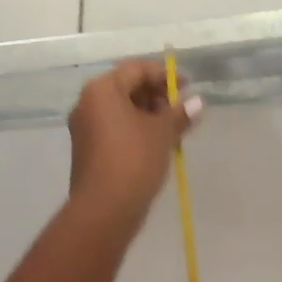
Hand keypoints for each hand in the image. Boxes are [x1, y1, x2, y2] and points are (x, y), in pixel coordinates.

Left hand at [67, 60, 199, 222]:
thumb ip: (179, 113)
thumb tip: (197, 102)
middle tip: (179, 110)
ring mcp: (84, 127)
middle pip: (126, 87)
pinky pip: (113, 127)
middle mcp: (88, 102)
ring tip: (171, 130)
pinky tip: (155, 144)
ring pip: (120, 109)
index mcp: (103, 89)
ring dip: (147, 114)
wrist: (103, 212)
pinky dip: (134, 129)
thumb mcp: (162, 133)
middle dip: (155, 95)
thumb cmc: (134, 159)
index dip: (164, 75)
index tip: (186, 87)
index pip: (136, 69)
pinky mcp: (86, 150)